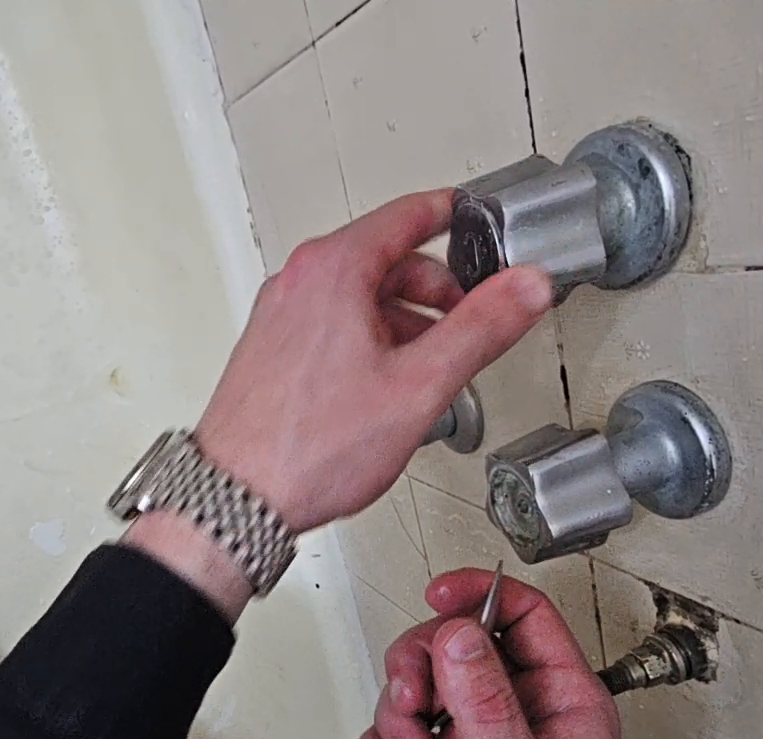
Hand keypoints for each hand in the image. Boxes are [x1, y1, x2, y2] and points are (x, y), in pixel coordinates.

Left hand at [193, 191, 550, 533]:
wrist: (237, 498)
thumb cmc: (307, 450)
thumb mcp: (417, 386)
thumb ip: (480, 330)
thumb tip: (525, 288)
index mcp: (331, 271)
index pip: (408, 215)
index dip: (455, 217)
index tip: (477, 220)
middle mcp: (295, 285)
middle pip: (383, 259)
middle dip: (433, 288)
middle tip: (466, 319)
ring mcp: (276, 318)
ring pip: (355, 298)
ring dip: (401, 321)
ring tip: (427, 366)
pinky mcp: (268, 353)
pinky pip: (328, 327)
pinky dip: (365, 341)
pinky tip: (381, 387)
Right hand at [351, 570, 675, 738]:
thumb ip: (490, 713)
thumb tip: (463, 639)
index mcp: (562, 705)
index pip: (524, 617)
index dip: (479, 596)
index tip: (437, 597)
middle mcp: (519, 712)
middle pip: (456, 645)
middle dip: (420, 667)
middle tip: (409, 701)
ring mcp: (479, 738)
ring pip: (421, 685)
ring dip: (398, 713)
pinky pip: (398, 733)